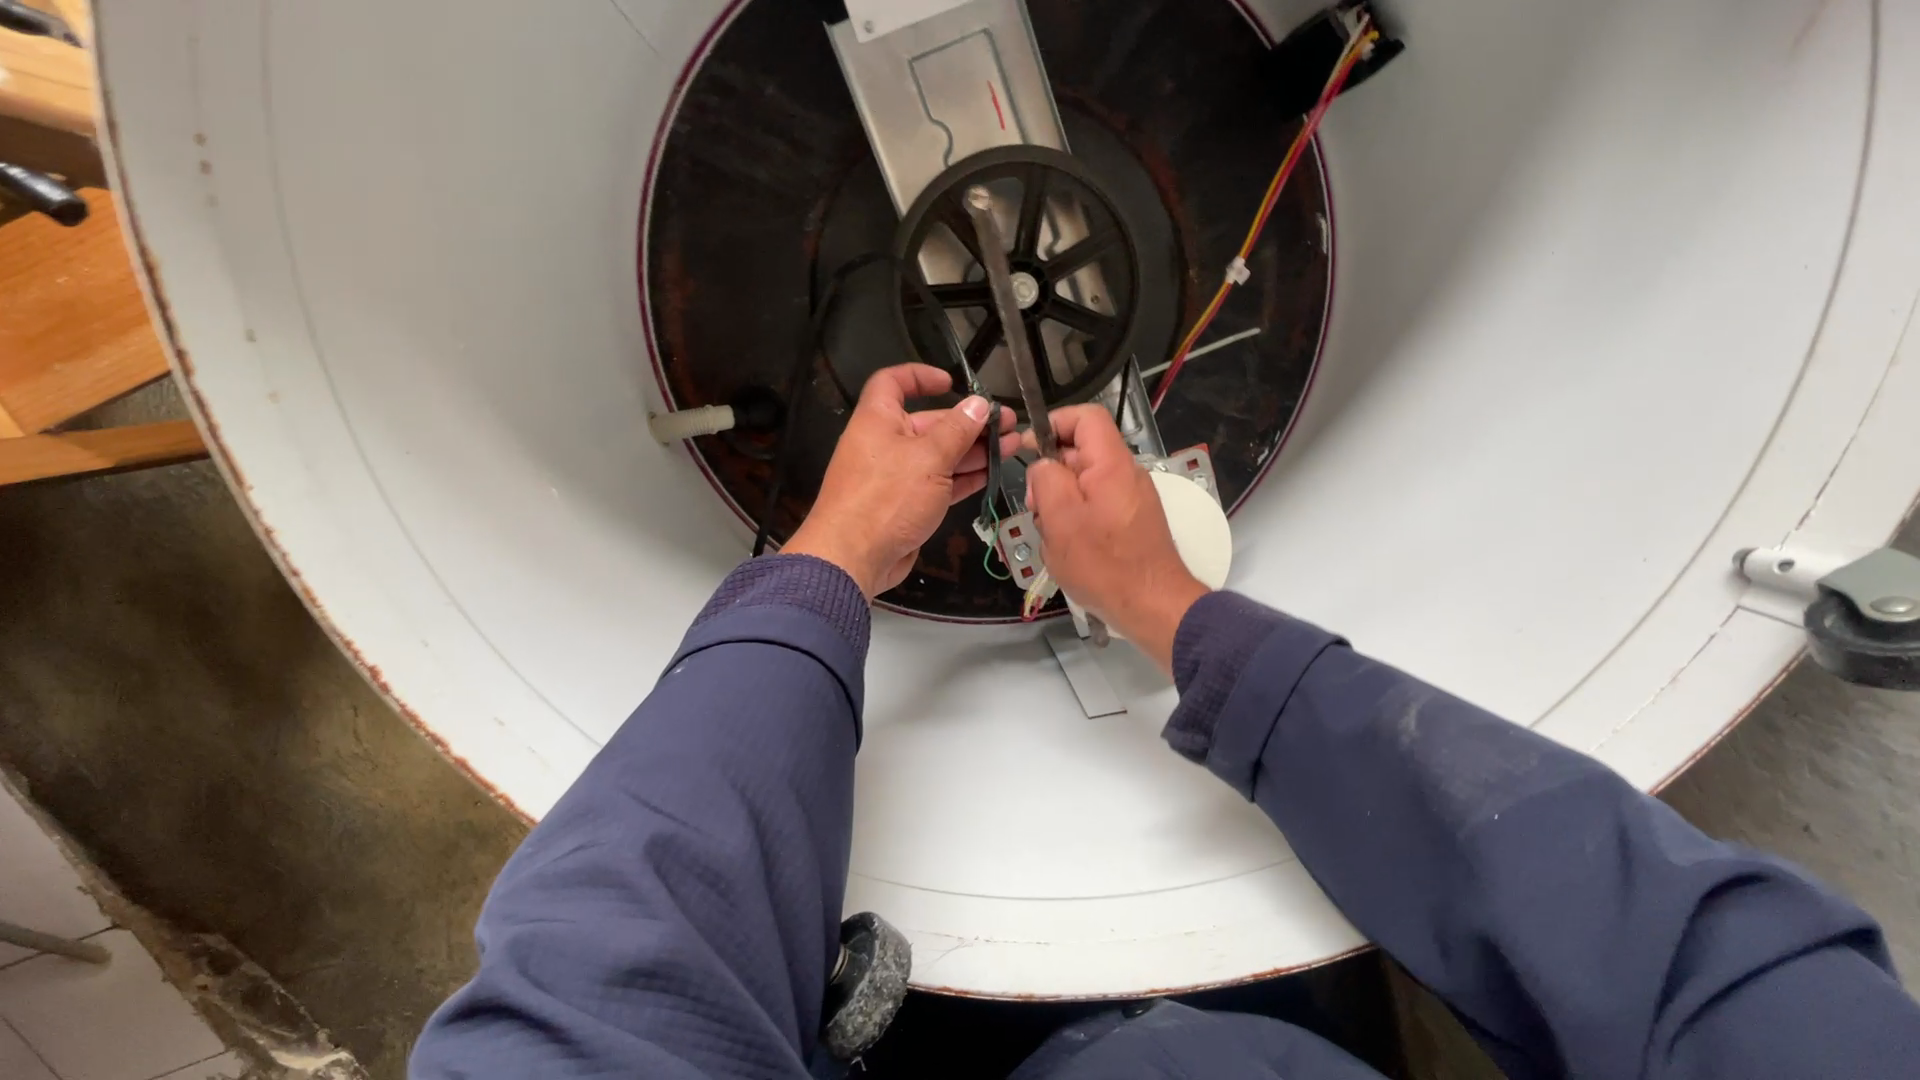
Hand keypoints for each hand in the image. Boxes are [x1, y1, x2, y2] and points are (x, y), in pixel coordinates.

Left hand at [786, 364, 1019, 598]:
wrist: (853, 558)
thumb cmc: (886, 498)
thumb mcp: (928, 458)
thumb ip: (957, 430)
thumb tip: (978, 405)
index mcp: (879, 420)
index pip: (893, 383)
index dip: (920, 376)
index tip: (951, 381)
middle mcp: (886, 444)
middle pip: (930, 424)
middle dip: (969, 423)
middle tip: (1008, 424)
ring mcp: (897, 478)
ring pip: (940, 456)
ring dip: (974, 451)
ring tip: (1012, 447)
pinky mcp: (907, 506)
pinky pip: (939, 485)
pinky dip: (963, 478)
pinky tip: (992, 474)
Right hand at [1025, 406, 1210, 672]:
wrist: (1152, 606)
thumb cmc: (1103, 564)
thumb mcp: (1060, 517)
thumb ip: (1046, 479)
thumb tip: (1043, 466)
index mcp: (1112, 464)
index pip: (1086, 417)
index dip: (1055, 423)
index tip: (1030, 448)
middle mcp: (1127, 475)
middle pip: (1082, 452)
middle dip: (1051, 474)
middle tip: (1036, 508)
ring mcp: (1133, 500)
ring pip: (1085, 484)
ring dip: (1061, 503)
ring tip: (1051, 535)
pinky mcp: (1133, 523)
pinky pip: (1097, 507)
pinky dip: (1076, 520)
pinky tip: (1067, 549)